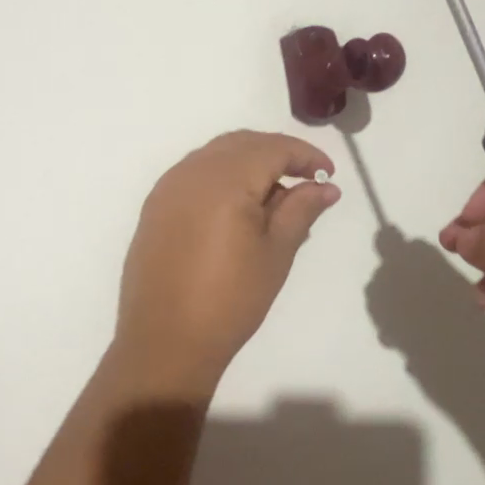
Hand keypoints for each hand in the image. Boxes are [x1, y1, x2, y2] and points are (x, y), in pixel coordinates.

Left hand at [118, 131, 341, 381]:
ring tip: (274, 201)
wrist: (165, 340)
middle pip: (243, 144)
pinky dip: (222, 178)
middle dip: (277, 155)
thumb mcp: (275, 254)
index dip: (306, 156)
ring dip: (249, 164)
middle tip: (306, 183)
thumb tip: (325, 187)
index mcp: (225, 179)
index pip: (273, 148)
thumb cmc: (230, 300)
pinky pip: (194, 175)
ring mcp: (168, 188)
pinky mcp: (154, 207)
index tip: (329, 176)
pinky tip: (238, 210)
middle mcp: (192, 172)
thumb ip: (300, 210)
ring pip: (216, 156)